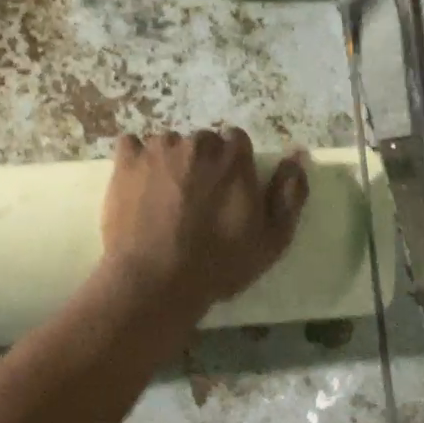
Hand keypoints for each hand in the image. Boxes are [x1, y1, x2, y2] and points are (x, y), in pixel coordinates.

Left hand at [99, 128, 307, 316]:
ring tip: (164, 198)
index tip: (226, 192)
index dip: (232, 165)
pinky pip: (132, 146)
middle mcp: (198, 144)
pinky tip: (137, 186)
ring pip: (169, 144)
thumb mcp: (272, 239)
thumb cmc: (220, 265)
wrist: (155, 281)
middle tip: (196, 200)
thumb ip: (289, 194)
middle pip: (203, 142)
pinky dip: (136, 160)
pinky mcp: (126, 162)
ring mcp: (159, 150)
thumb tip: (297, 155)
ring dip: (170, 162)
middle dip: (201, 163)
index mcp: (235, 158)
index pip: (237, 141)